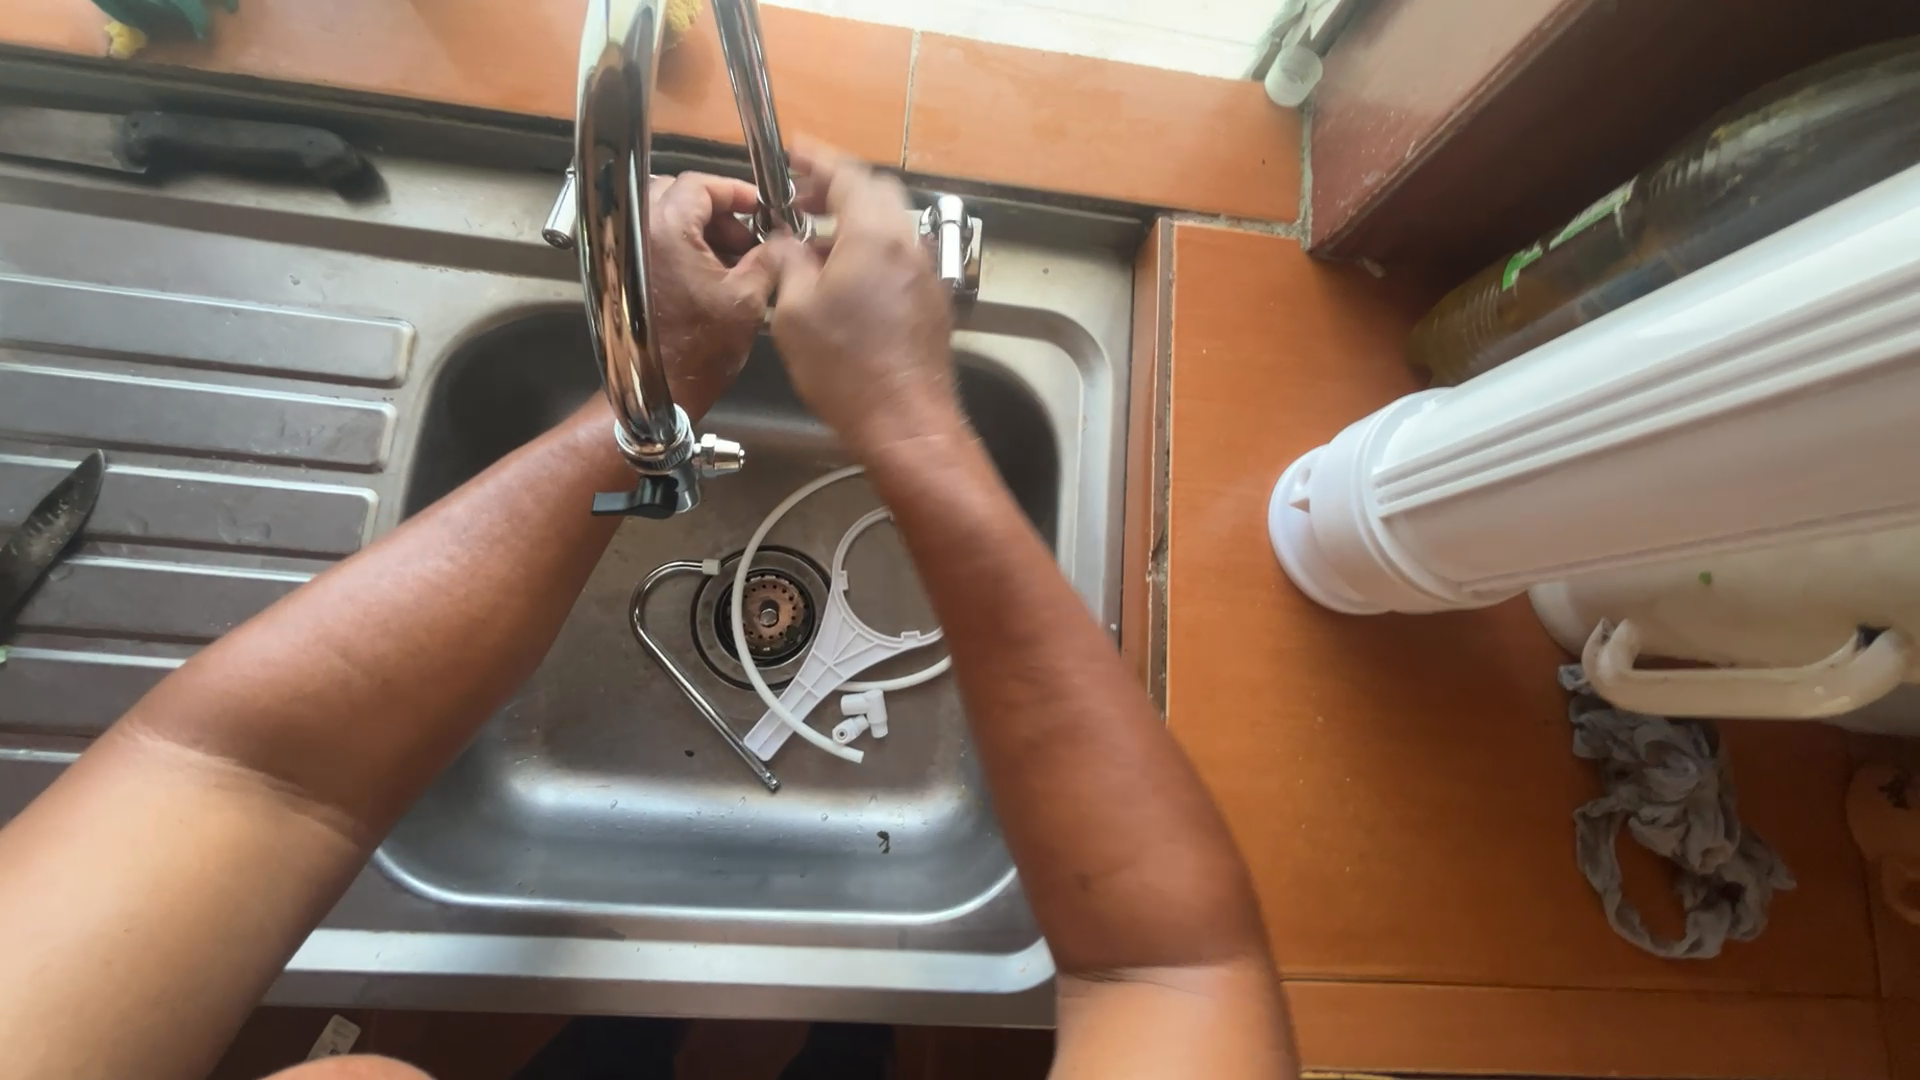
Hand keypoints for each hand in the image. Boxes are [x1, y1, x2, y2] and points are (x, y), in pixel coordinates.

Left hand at [646, 172, 776, 418]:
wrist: (666, 388)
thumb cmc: (702, 350)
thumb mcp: (748, 299)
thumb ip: (767, 259)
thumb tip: (781, 242)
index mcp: (666, 230)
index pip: (699, 185)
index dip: (734, 192)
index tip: (757, 206)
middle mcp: (638, 233)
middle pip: (678, 195)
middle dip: (718, 211)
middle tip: (747, 235)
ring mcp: (628, 253)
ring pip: (665, 218)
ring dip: (701, 230)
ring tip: (733, 259)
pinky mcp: (626, 274)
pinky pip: (656, 242)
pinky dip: (684, 248)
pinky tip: (712, 274)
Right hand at [762, 144, 961, 457]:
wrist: (906, 422)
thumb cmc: (847, 371)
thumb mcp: (794, 311)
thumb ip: (788, 262)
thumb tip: (786, 243)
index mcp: (875, 234)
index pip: (848, 173)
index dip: (817, 159)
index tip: (794, 152)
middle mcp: (909, 245)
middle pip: (877, 194)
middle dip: (838, 190)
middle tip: (802, 201)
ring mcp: (927, 275)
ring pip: (892, 228)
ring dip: (856, 224)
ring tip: (817, 245)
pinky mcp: (933, 304)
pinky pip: (902, 260)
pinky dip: (874, 253)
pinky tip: (847, 280)